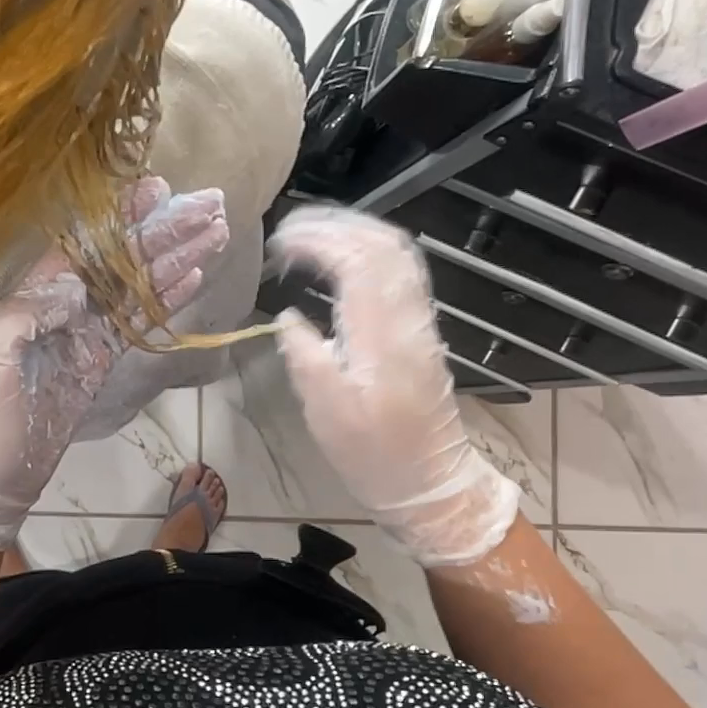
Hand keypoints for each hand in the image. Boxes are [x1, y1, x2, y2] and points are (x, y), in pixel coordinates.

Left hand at [0, 179, 228, 547]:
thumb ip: (28, 312)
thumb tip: (78, 283)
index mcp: (34, 300)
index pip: (83, 246)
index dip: (119, 219)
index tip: (156, 191)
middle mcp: (63, 310)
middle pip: (119, 262)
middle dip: (161, 232)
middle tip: (207, 204)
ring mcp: (85, 335)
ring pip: (136, 288)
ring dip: (174, 259)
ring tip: (214, 230)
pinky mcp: (101, 362)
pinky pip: (138, 323)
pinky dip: (166, 300)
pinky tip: (193, 275)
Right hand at [269, 206, 520, 566]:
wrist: (429, 481)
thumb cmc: (372, 453)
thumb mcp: (327, 412)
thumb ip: (305, 357)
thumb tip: (287, 317)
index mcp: (383, 336)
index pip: (358, 262)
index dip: (317, 240)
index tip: (277, 244)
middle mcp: (408, 319)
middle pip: (384, 245)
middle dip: (335, 225)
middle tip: (287, 229)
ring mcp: (418, 323)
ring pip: (397, 255)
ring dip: (353, 233)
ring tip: (308, 236)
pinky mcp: (417, 332)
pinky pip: (398, 274)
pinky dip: (366, 254)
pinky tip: (338, 262)